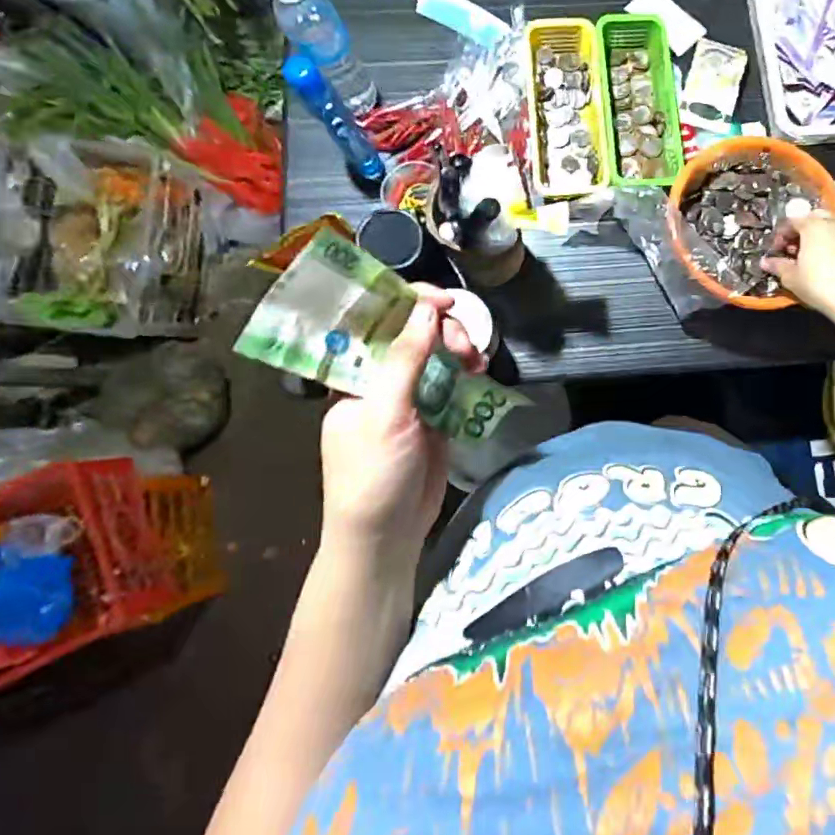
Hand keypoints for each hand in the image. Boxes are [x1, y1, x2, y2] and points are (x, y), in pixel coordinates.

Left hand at [319, 287, 484, 556]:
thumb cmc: (373, 473)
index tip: (443, 299)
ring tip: (476, 360)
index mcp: (355, 375)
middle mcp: (380, 381)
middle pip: (414, 337)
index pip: (379, 324)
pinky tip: (480, 371)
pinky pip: (451, 385)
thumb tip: (425, 308)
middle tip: (464, 346)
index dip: (408, 304)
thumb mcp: (385, 414)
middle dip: (442, 332)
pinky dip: (466, 376)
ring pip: (436, 358)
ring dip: (458, 351)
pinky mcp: (432, 418)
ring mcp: (408, 399)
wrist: (387, 535)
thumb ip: (405, 360)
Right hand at [760, 212, 834, 323]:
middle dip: (803, 233)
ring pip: (834, 229)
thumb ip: (778, 266)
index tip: (777, 250)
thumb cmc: (820, 286)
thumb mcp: (791, 278)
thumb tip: (767, 262)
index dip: (781, 235)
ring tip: (815, 260)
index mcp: (814, 226)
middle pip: (815, 220)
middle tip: (795, 252)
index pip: (792, 221)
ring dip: (822, 239)